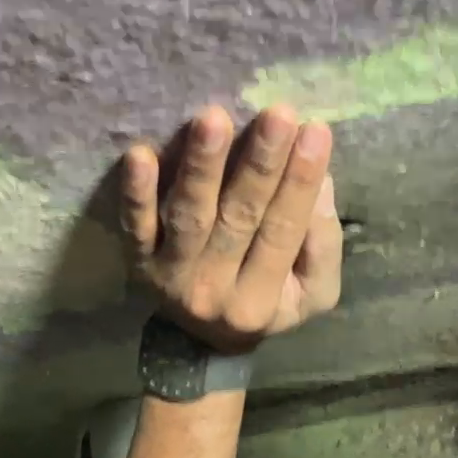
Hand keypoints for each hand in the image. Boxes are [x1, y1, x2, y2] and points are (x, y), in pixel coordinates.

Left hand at [120, 105, 342, 351]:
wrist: (203, 343)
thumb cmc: (268, 303)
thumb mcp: (312, 295)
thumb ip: (323, 247)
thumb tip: (321, 185)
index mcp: (260, 301)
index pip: (283, 231)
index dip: (300, 183)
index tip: (316, 132)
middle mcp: (213, 291)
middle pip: (239, 218)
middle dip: (260, 165)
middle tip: (277, 114)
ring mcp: (171, 275)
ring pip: (189, 216)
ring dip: (202, 167)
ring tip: (214, 119)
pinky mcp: (138, 259)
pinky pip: (134, 225)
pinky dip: (135, 193)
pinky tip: (140, 155)